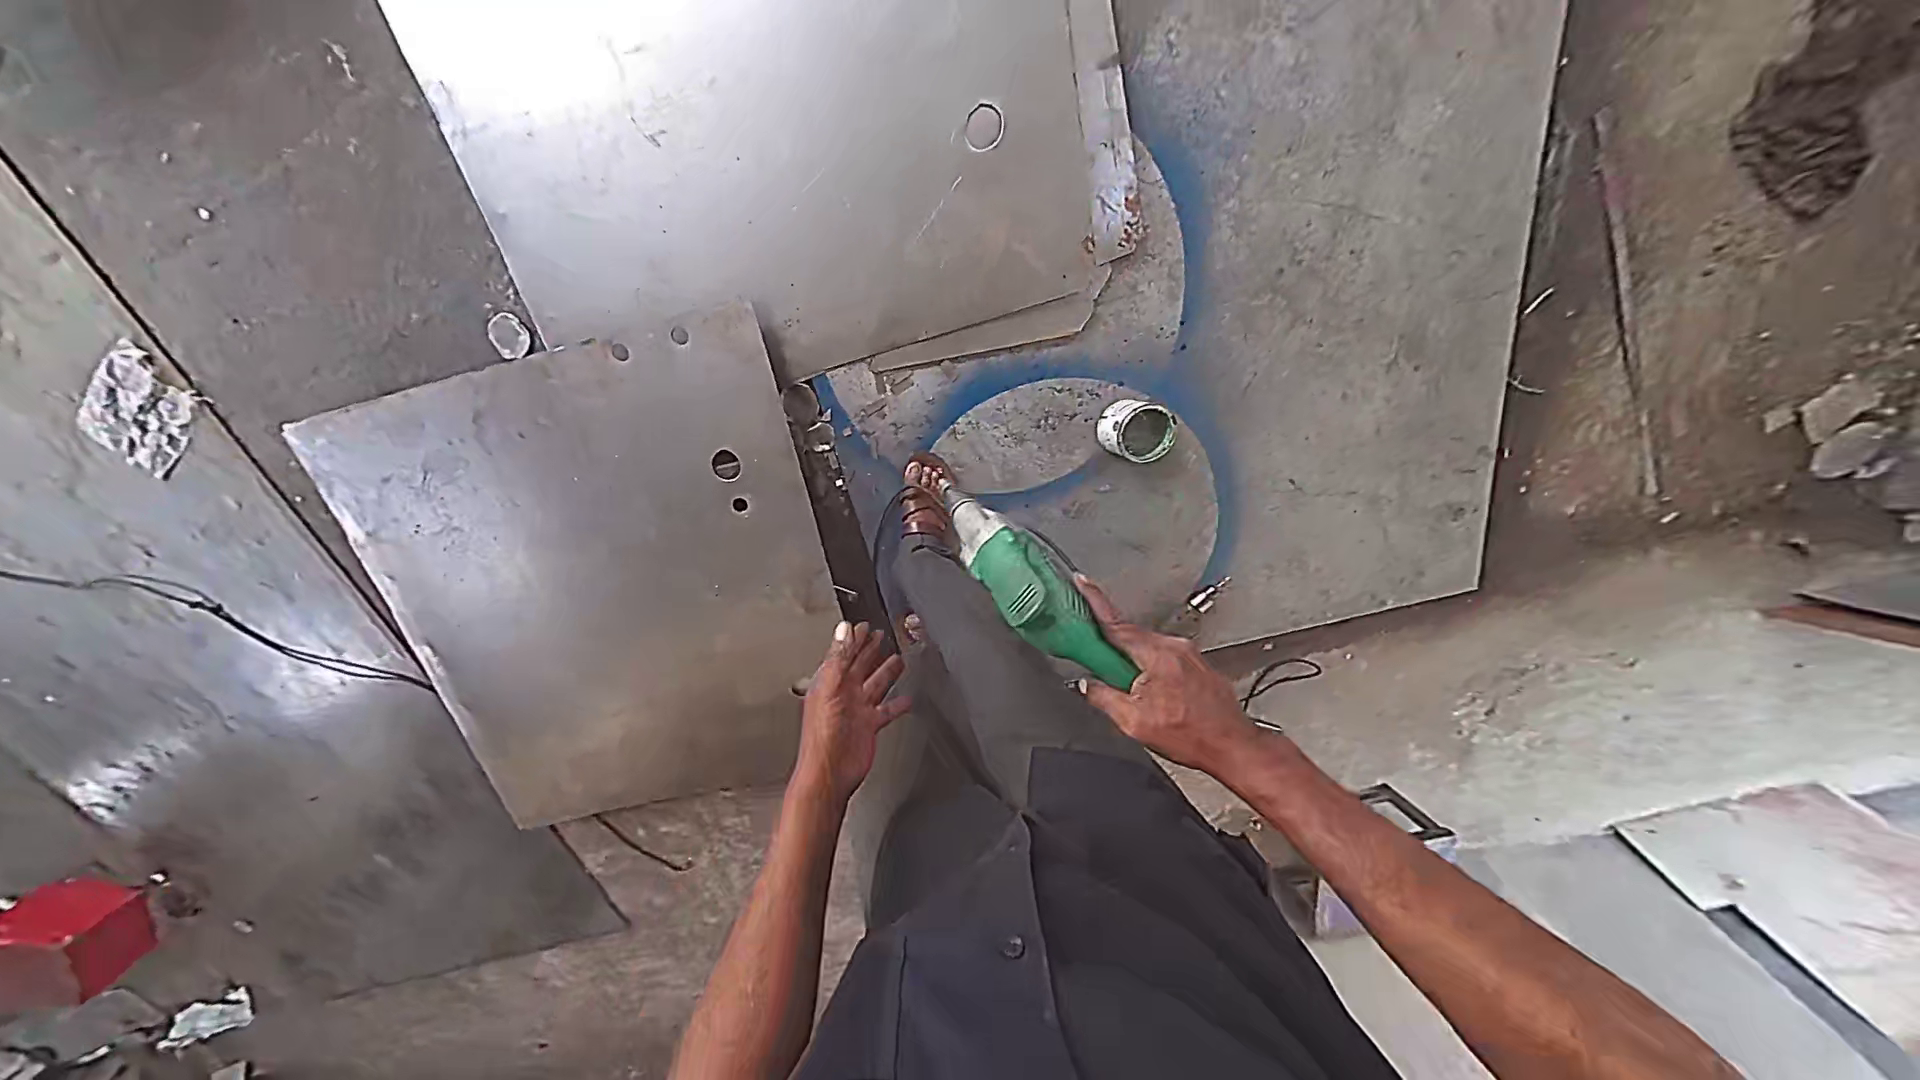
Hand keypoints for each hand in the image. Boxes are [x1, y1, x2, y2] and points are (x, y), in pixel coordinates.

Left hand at [795, 622, 910, 801]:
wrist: (830, 774)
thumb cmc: (823, 739)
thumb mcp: (831, 690)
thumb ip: (838, 659)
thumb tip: (843, 630)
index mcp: (830, 683)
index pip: (843, 653)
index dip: (853, 638)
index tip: (862, 625)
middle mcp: (843, 694)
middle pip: (860, 665)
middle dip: (869, 649)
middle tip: (878, 634)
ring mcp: (857, 710)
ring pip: (875, 684)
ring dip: (885, 671)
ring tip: (896, 658)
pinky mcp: (869, 726)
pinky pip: (886, 710)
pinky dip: (898, 704)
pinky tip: (907, 699)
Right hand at [1074, 575, 1261, 774]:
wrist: (1233, 748)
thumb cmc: (1194, 736)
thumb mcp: (1134, 723)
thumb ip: (1103, 697)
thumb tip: (1086, 685)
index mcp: (1158, 655)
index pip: (1116, 623)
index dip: (1094, 600)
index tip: (1083, 582)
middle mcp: (1175, 647)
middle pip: (1130, 636)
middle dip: (1112, 649)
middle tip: (1101, 670)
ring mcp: (1189, 654)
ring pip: (1148, 649)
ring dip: (1134, 665)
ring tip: (1140, 698)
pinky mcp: (1196, 664)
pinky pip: (1164, 658)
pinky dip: (1152, 670)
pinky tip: (1157, 697)